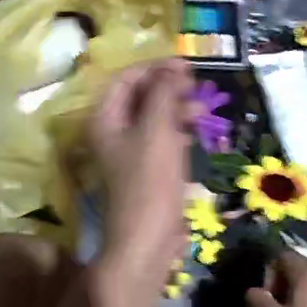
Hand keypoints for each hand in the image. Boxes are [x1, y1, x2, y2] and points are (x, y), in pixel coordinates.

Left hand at [88, 59, 196, 286]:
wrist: (147, 240)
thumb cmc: (149, 182)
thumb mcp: (157, 130)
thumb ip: (163, 94)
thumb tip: (173, 68)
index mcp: (104, 119)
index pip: (125, 78)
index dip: (154, 67)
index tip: (186, 66)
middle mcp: (111, 133)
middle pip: (139, 97)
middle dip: (168, 88)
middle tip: (197, 88)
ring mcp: (128, 154)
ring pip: (152, 119)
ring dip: (176, 110)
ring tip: (201, 113)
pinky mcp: (145, 172)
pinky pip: (160, 141)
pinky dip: (177, 132)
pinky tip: (195, 134)